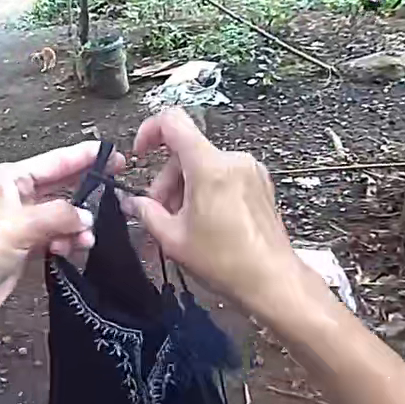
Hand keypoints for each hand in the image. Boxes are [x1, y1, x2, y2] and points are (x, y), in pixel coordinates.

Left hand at [0, 142, 118, 316]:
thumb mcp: (19, 224)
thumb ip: (59, 215)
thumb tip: (86, 216)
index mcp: (7, 178)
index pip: (54, 161)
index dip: (84, 157)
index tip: (112, 154)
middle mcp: (14, 196)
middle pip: (59, 187)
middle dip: (85, 193)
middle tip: (116, 190)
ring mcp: (18, 222)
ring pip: (59, 216)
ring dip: (76, 225)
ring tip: (86, 237)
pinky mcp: (21, 246)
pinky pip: (53, 237)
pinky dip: (65, 241)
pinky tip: (72, 248)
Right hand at [124, 108, 306, 315]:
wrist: (272, 281)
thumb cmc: (229, 262)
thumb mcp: (172, 239)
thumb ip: (146, 212)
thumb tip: (133, 202)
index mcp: (209, 168)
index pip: (173, 122)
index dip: (149, 131)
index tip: (140, 151)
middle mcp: (232, 161)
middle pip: (185, 152)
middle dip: (166, 179)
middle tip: (160, 211)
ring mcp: (249, 171)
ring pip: (203, 165)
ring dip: (184, 187)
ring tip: (182, 222)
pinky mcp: (258, 183)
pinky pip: (222, 175)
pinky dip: (205, 190)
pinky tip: (202, 220)